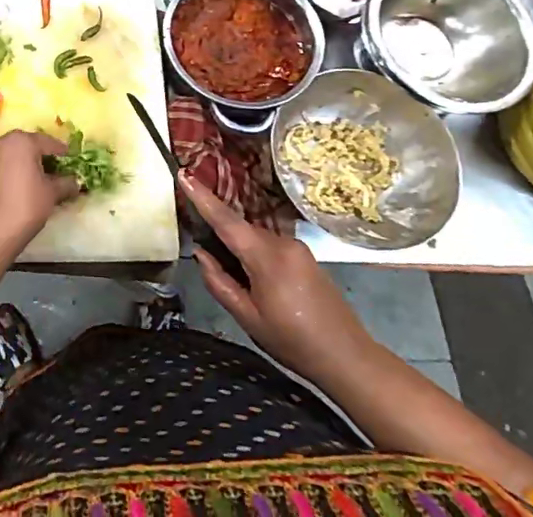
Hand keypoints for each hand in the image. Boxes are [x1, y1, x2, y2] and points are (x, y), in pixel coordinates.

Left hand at [0, 131, 79, 256]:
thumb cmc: (25, 206)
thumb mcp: (52, 193)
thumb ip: (66, 182)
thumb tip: (76, 181)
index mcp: (22, 141)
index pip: (49, 142)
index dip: (63, 153)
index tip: (74, 160)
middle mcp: (3, 141)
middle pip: (31, 144)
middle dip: (46, 156)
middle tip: (60, 170)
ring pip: (16, 152)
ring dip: (30, 162)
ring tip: (45, 178)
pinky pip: (6, 161)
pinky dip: (17, 168)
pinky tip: (27, 183)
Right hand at [181, 172, 371, 377]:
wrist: (348, 357)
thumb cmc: (294, 342)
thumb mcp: (248, 318)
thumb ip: (219, 282)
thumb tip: (201, 254)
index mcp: (267, 257)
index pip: (227, 221)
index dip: (203, 198)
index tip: (184, 175)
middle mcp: (283, 242)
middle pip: (240, 229)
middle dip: (219, 234)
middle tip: (202, 251)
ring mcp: (297, 247)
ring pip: (255, 237)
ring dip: (239, 248)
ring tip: (232, 275)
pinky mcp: (305, 255)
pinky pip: (269, 244)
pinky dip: (254, 253)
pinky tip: (254, 278)